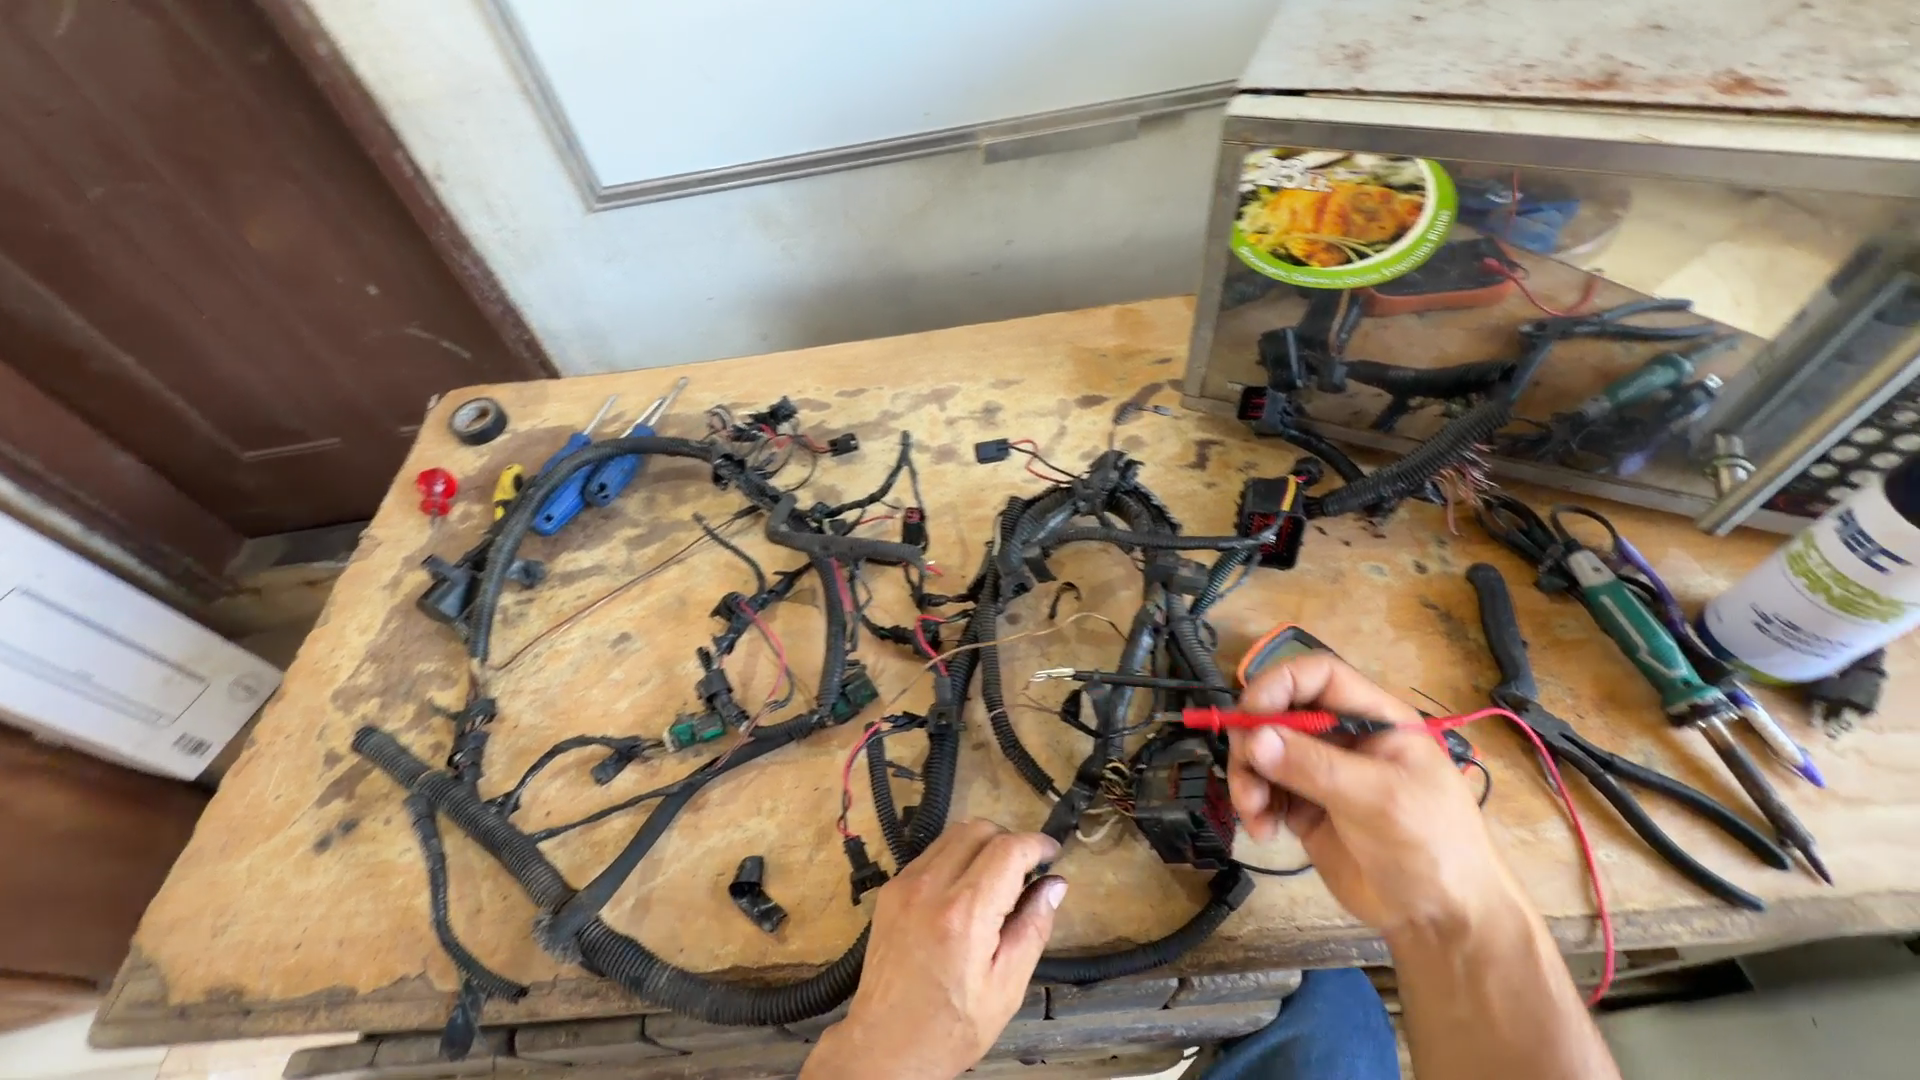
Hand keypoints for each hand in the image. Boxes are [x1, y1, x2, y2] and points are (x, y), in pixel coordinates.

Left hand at [802, 821, 1066, 1079]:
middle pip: (979, 829)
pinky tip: (964, 890)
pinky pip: (931, 854)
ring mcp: (905, 884)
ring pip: (953, 834)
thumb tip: (1055, 884)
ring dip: (982, 844)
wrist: (886, 1046)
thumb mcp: (1007, 986)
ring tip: (996, 880)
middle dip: (1009, 840)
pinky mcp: (890, 890)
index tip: (1051, 853)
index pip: (1008, 849)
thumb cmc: (953, 1026)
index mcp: (965, 913)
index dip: (1036, 844)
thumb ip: (1033, 927)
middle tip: (1025, 871)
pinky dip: (955, 857)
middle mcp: (931, 887)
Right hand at [1226, 652, 1524, 939]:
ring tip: (1254, 813)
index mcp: (1374, 719)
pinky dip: (1253, 806)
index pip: (1317, 675)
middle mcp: (1342, 737)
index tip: (1251, 715)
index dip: (1279, 684)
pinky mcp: (1303, 806)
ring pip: (1261, 751)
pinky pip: (1262, 789)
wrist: (1440, 920)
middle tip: (1246, 775)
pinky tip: (1263, 831)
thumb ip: (1315, 766)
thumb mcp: (1380, 799)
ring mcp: (1319, 772)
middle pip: (1277, 712)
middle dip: (1253, 741)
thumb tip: (1254, 738)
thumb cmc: (1432, 846)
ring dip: (1247, 778)